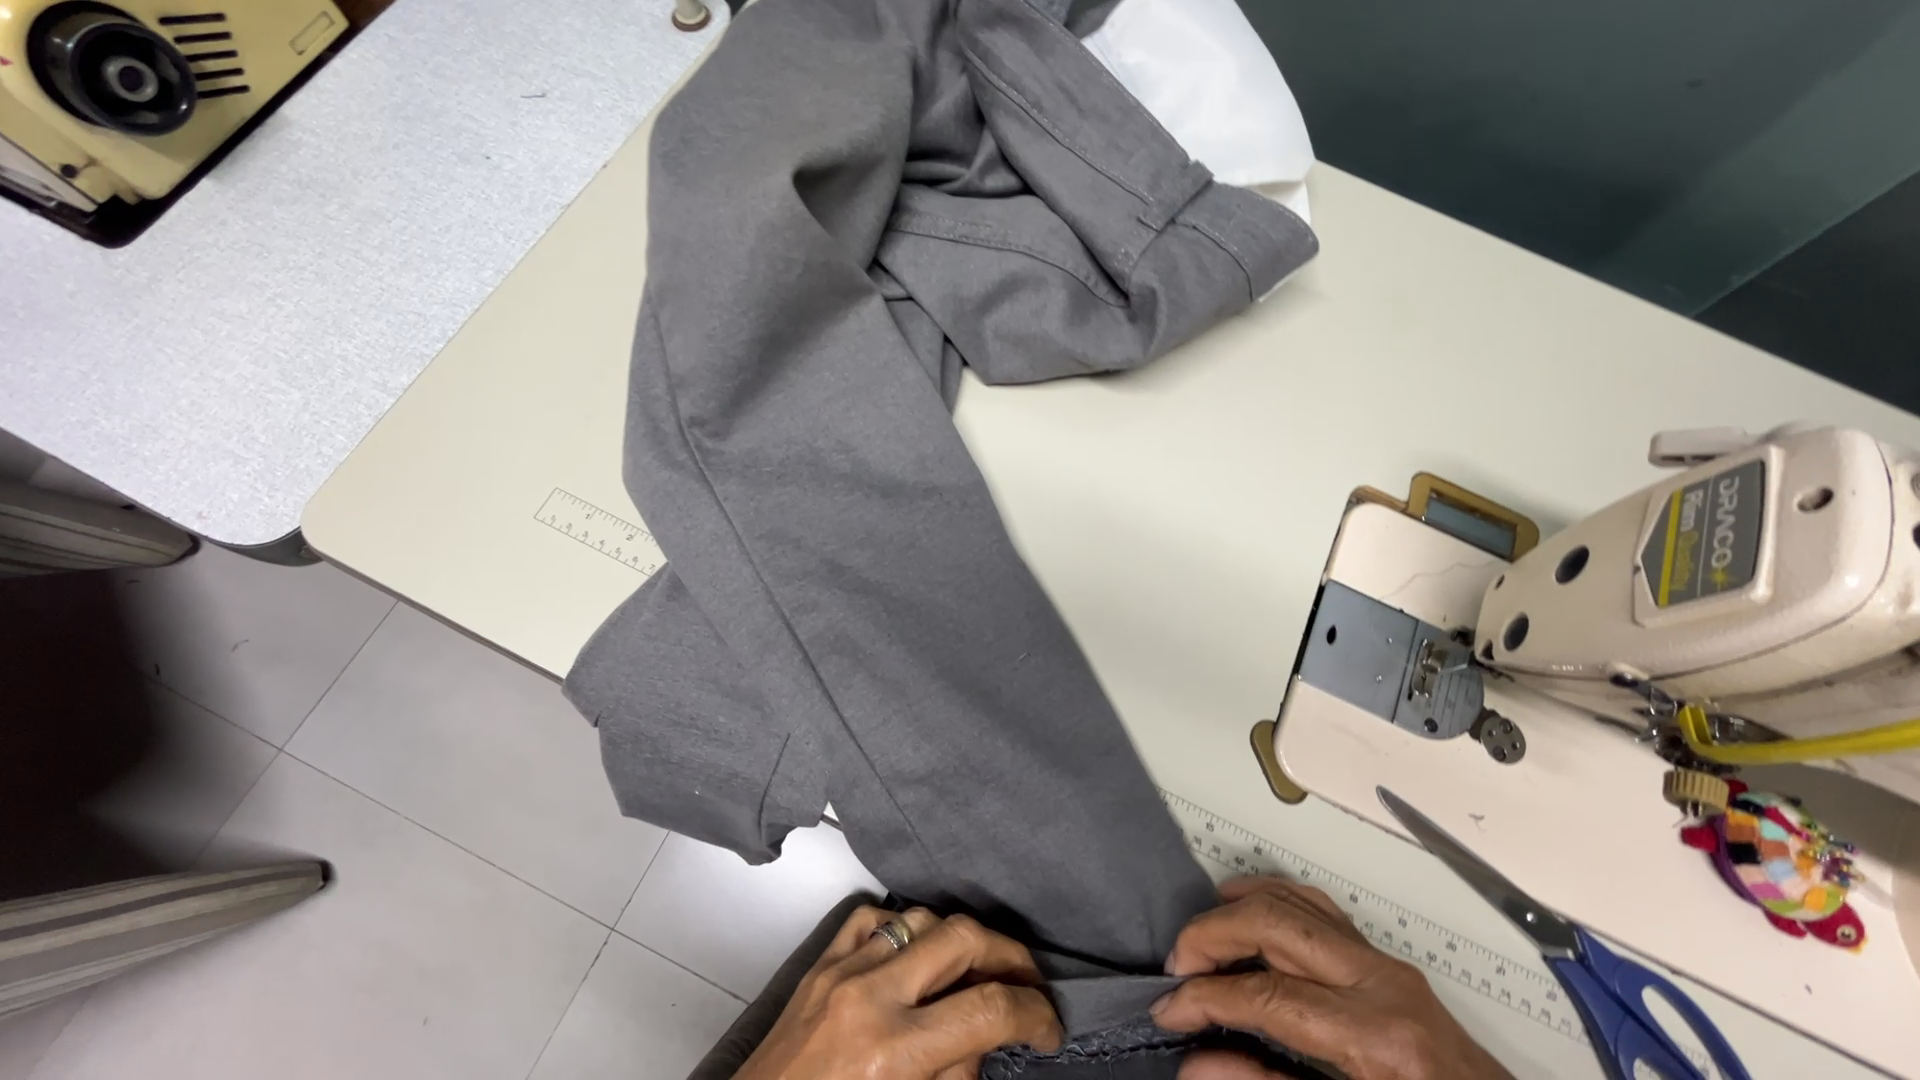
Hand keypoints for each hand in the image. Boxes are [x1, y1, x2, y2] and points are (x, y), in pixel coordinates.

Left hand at [736, 906, 1063, 1079]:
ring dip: (959, 939)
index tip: (1049, 1028)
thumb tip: (985, 1040)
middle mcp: (869, 997)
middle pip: (963, 939)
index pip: (989, 1010)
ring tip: (976, 970)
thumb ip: (954, 1075)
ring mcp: (841, 971)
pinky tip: (917, 954)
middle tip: (1027, 985)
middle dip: (1010, 956)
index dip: (1036, 1014)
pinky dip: (905, 929)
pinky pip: (873, 920)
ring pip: (921, 918)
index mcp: (892, 1052)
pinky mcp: (820, 964)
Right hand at [1151, 878, 1513, 1079]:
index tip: (1167, 1010)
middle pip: (1275, 924)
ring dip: (1236, 910)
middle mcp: (1382, 983)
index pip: (1267, 996)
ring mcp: (1385, 964)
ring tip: (1198, 942)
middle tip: (1177, 967)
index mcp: (1377, 1037)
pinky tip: (1242, 908)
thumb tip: (1195, 1063)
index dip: (1204, 999)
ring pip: (1293, 901)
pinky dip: (1270, 899)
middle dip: (1212, 936)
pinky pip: (1316, 907)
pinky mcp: (1385, 961)